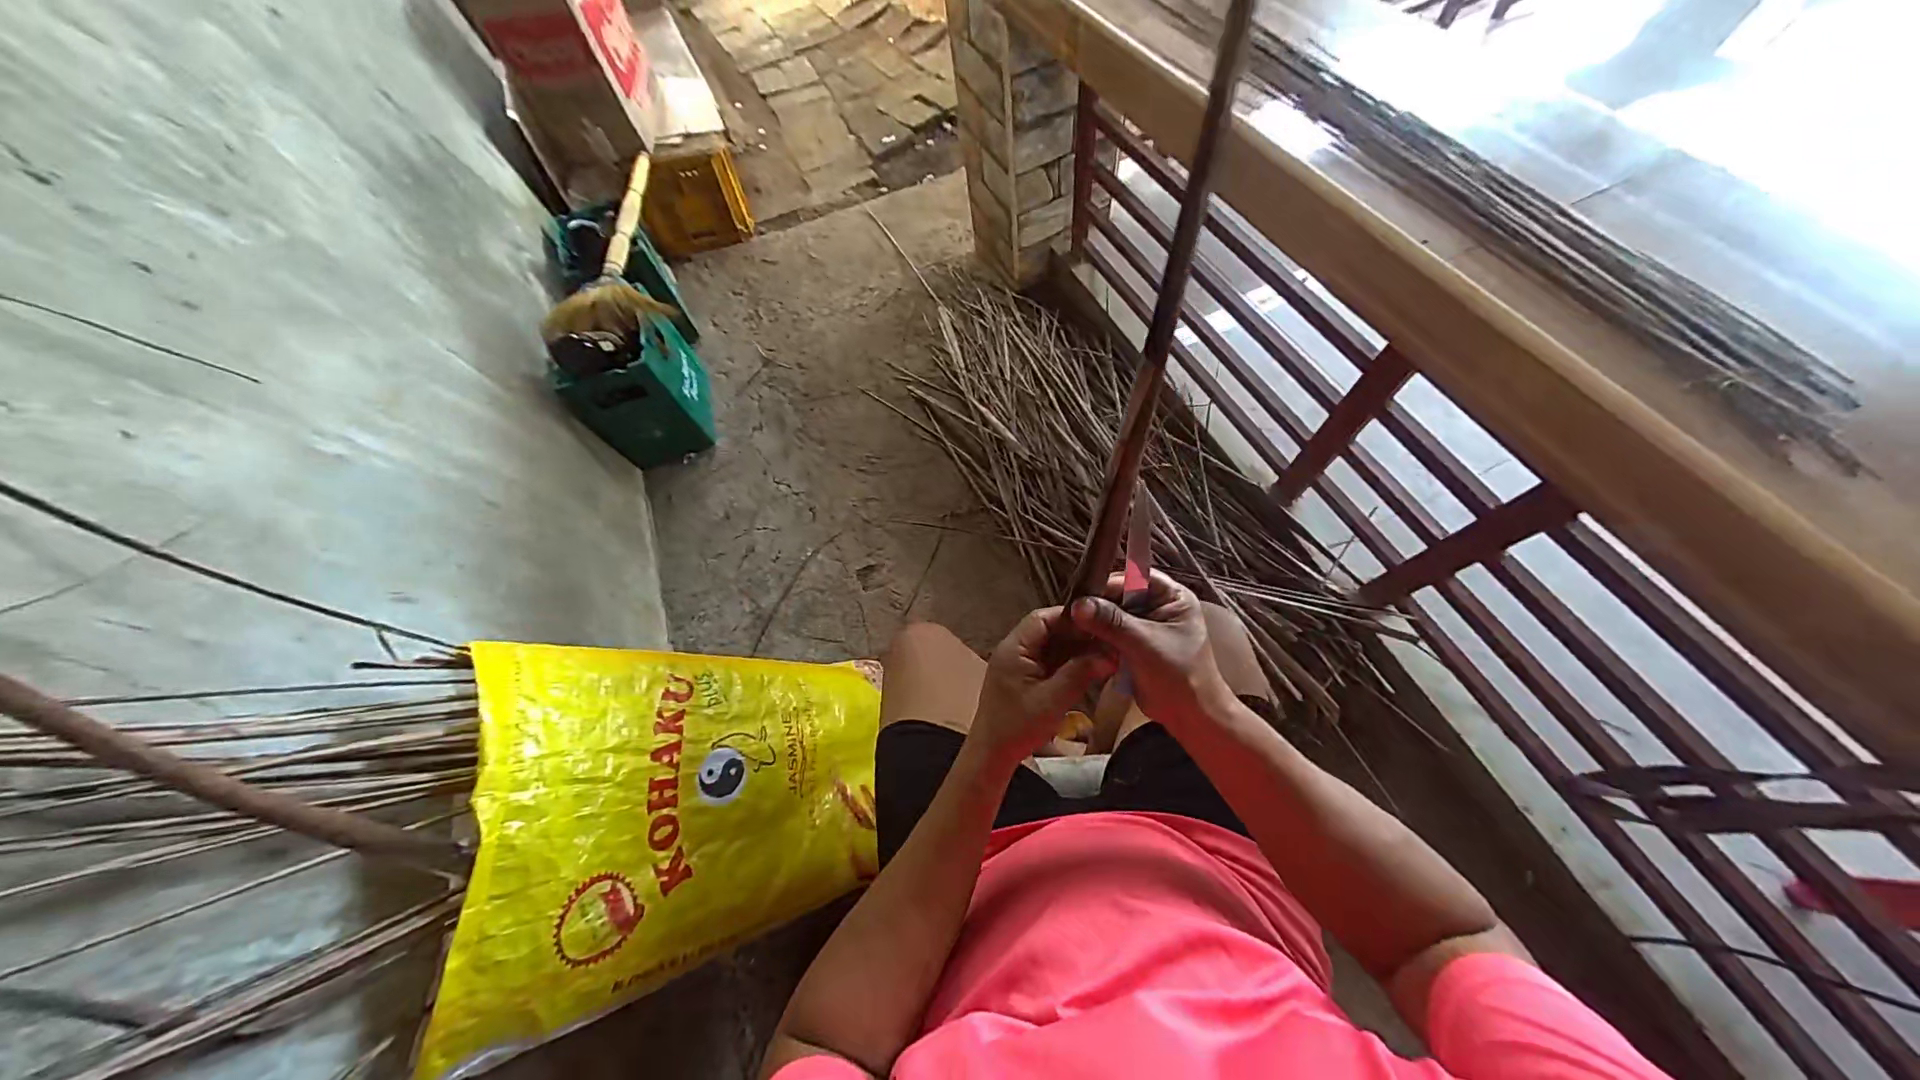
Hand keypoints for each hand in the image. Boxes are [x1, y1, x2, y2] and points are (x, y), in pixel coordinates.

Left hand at [968, 607, 1115, 767]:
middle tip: (1107, 640)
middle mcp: (1015, 650)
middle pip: (1049, 630)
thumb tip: (1108, 654)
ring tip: (1104, 653)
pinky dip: (1069, 663)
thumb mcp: (1053, 700)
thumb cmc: (1016, 728)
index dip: (1072, 618)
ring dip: (1076, 649)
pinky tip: (1090, 668)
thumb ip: (1079, 673)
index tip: (1098, 623)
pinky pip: (1050, 661)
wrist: (992, 755)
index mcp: (1014, 648)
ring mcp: (1020, 663)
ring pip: (1052, 646)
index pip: (1043, 618)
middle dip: (1078, 635)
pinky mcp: (1025, 677)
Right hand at [1070, 570, 1232, 730]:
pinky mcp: (1132, 644)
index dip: (1110, 584)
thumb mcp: (1145, 644)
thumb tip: (1079, 605)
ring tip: (1074, 629)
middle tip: (1073, 614)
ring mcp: (1144, 626)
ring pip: (1111, 614)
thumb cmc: (1180, 677)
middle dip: (1098, 604)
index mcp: (1172, 597)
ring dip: (1095, 622)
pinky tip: (1081, 641)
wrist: (1189, 716)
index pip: (1135, 577)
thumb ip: (1112, 622)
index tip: (1084, 595)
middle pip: (1119, 594)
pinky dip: (1096, 637)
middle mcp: (1158, 606)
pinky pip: (1109, 633)